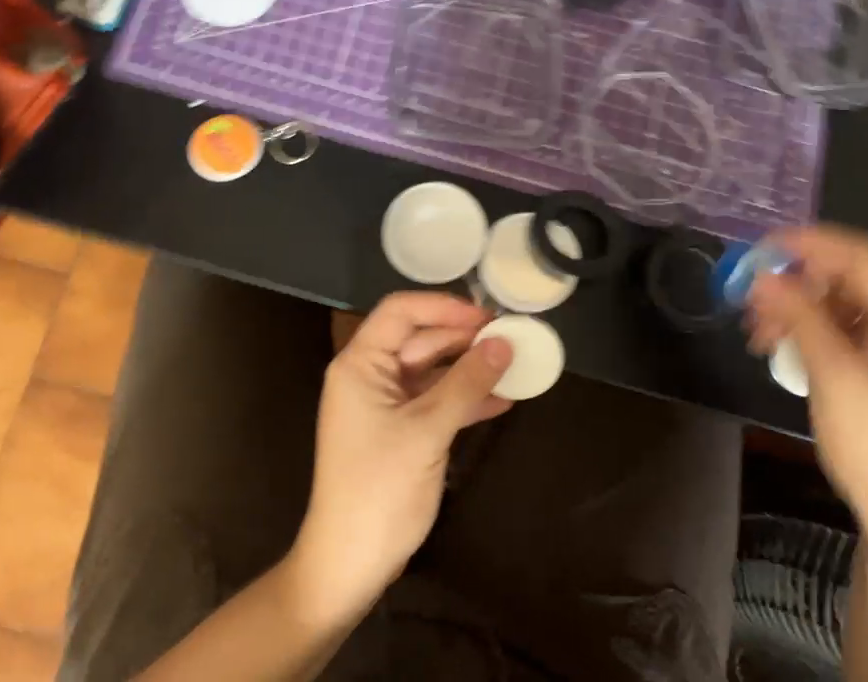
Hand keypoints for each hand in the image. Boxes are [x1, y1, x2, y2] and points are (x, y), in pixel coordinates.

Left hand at [292, 293, 513, 609]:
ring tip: (516, 365)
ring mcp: (384, 405)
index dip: (444, 307)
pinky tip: (503, 401)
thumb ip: (466, 383)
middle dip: (464, 337)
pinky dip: (465, 399)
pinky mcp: (400, 431)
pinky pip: (435, 401)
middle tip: (513, 338)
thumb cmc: (380, 487)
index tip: (488, 315)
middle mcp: (369, 376)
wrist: (351, 559)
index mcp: (360, 364)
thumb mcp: (427, 430)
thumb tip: (504, 342)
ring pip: (432, 371)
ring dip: (470, 369)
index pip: (400, 312)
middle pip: (420, 339)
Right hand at [746, 226, 867, 552]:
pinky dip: (817, 329)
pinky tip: (783, 346)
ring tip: (759, 331)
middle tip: (752, 299)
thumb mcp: (831, 375)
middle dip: (798, 281)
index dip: (809, 244)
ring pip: (848, 304)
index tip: (761, 247)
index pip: (860, 256)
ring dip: (802, 307)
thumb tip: (763, 276)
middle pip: (853, 279)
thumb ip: (798, 316)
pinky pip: (853, 329)